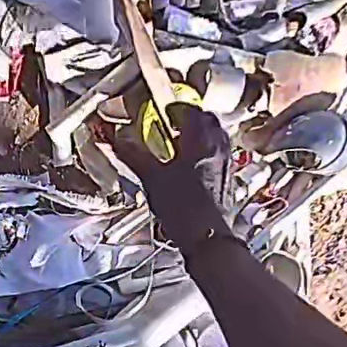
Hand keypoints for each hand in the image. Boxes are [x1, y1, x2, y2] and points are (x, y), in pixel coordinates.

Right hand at [113, 103, 235, 254]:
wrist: (208, 239)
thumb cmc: (185, 210)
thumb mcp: (153, 179)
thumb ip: (135, 155)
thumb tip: (119, 138)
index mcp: (201, 140)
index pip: (190, 110)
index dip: (174, 107)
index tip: (162, 111)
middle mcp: (218, 148)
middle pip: (207, 121)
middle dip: (189, 119)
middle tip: (170, 125)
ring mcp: (226, 164)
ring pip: (215, 137)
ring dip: (198, 135)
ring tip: (179, 145)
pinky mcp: (228, 180)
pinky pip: (218, 156)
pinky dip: (205, 153)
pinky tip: (190, 168)